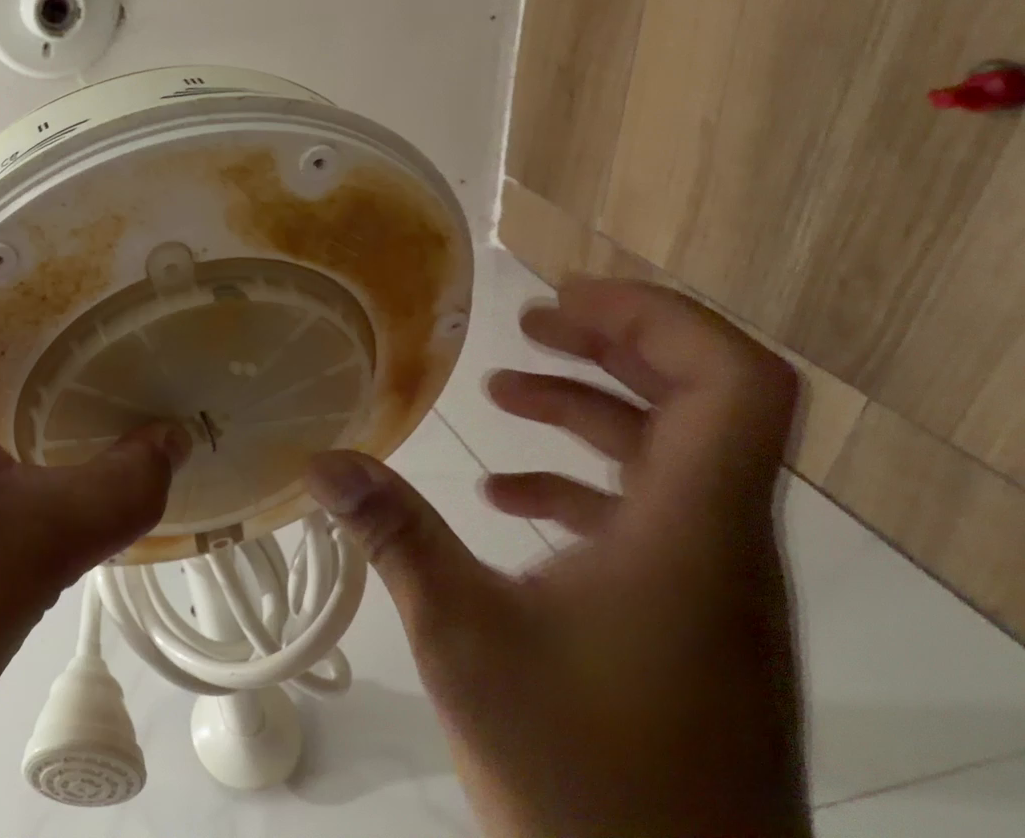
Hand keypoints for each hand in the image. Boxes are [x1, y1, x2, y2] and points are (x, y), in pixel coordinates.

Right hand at [307, 277, 810, 837]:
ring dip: (593, 412)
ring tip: (500, 391)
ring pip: (678, 459)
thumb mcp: (463, 636)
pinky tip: (505, 498)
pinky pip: (655, 518)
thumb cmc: (575, 763)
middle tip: (528, 321)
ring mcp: (716, 586)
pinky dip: (585, 486)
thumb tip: (323, 459)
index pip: (735, 383)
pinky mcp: (696, 621)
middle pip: (710, 403)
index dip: (660, 317)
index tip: (564, 296)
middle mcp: (725, 544)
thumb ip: (396, 535)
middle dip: (616, 346)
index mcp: (692, 532)